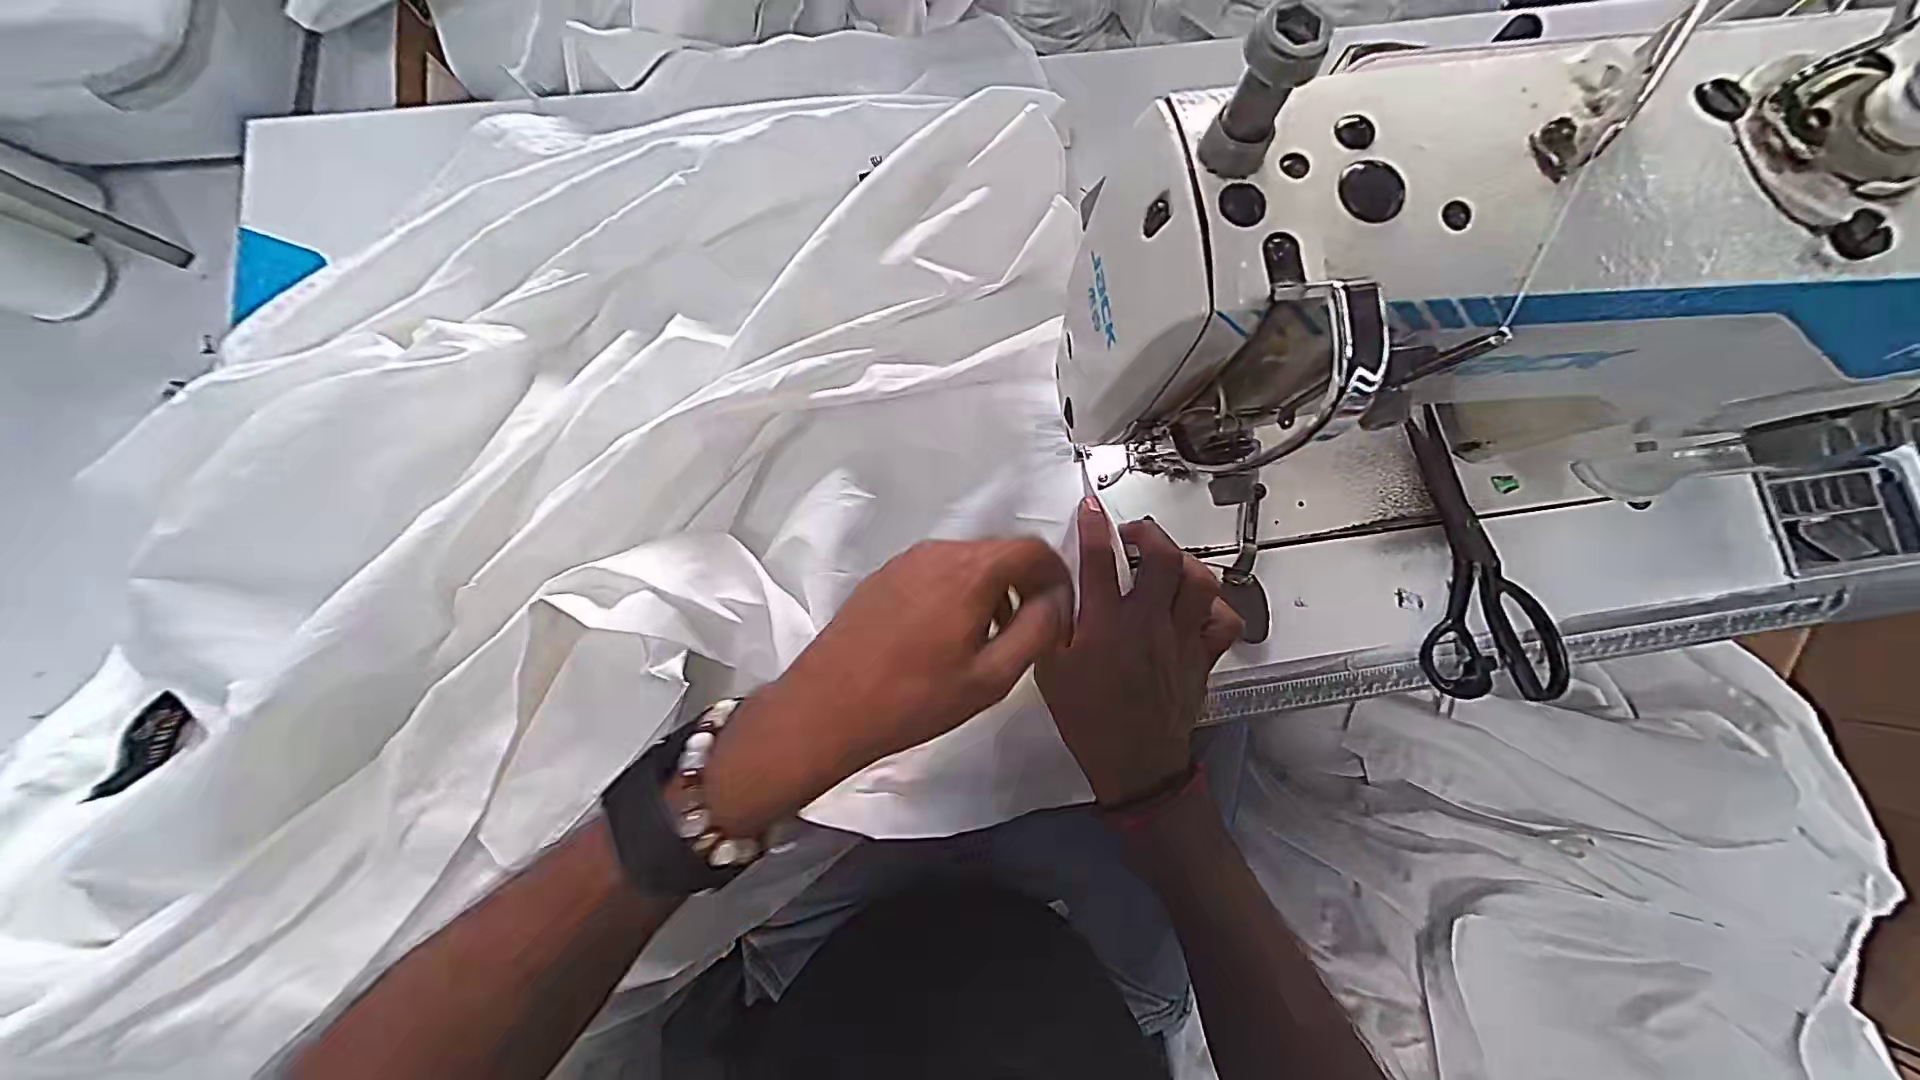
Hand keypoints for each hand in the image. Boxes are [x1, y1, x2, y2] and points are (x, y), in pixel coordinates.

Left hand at [703, 537, 1073, 833]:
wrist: (828, 707)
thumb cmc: (913, 698)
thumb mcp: (992, 676)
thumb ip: (1037, 630)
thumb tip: (1057, 602)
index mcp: (970, 569)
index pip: (1033, 549)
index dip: (1058, 577)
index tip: (1061, 610)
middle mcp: (938, 552)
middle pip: (1000, 552)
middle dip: (1026, 585)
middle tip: (1032, 629)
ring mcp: (906, 561)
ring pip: (968, 562)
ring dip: (992, 590)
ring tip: (991, 638)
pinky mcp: (884, 576)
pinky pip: (937, 571)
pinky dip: (959, 591)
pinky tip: (949, 635)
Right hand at [1037, 499, 1242, 805]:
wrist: (1135, 763)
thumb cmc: (1091, 721)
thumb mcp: (1051, 671)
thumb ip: (1049, 625)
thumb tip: (1047, 591)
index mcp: (1105, 625)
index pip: (1100, 559)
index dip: (1094, 526)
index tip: (1091, 510)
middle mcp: (1147, 624)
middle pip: (1161, 557)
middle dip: (1147, 532)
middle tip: (1132, 533)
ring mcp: (1180, 638)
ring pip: (1197, 580)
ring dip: (1181, 559)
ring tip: (1164, 558)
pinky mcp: (1202, 656)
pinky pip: (1222, 619)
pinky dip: (1213, 603)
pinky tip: (1194, 602)